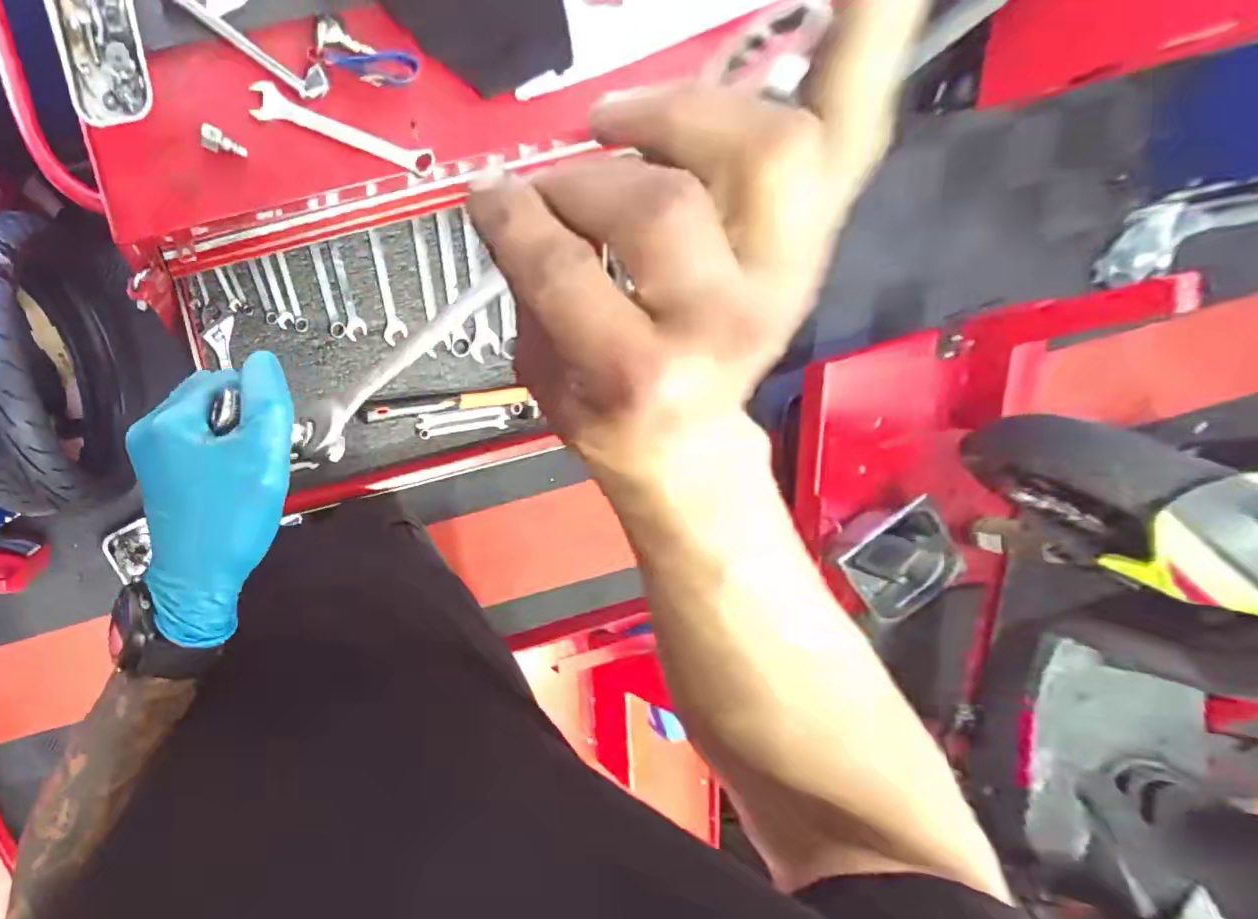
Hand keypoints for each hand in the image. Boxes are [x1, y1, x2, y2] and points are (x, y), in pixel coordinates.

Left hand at [126, 352, 294, 647]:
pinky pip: (194, 448)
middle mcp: (148, 432)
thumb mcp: (261, 455)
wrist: (198, 583)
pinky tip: (229, 485)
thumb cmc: (229, 521)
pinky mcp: (159, 477)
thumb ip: (267, 400)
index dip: (252, 403)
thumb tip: (262, 361)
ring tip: (243, 476)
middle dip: (240, 421)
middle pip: (208, 400)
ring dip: (231, 441)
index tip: (263, 440)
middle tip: (255, 460)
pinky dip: (217, 458)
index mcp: (166, 421)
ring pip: (204, 425)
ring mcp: (150, 456)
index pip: (220, 379)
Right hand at [468, 0, 926, 489]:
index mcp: (635, 372)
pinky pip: (858, 126)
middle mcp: (722, 320)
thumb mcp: (541, 369)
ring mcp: (785, 270)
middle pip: (660, 207)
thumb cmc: (602, 414)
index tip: (485, 190)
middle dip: (584, 181)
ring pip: (763, 148)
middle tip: (550, 182)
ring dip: (682, 113)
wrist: (685, 442)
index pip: (565, 272)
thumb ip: (530, 286)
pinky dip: (869, 36)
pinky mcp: (818, 238)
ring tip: (620, 118)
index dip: (516, 218)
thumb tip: (514, 198)